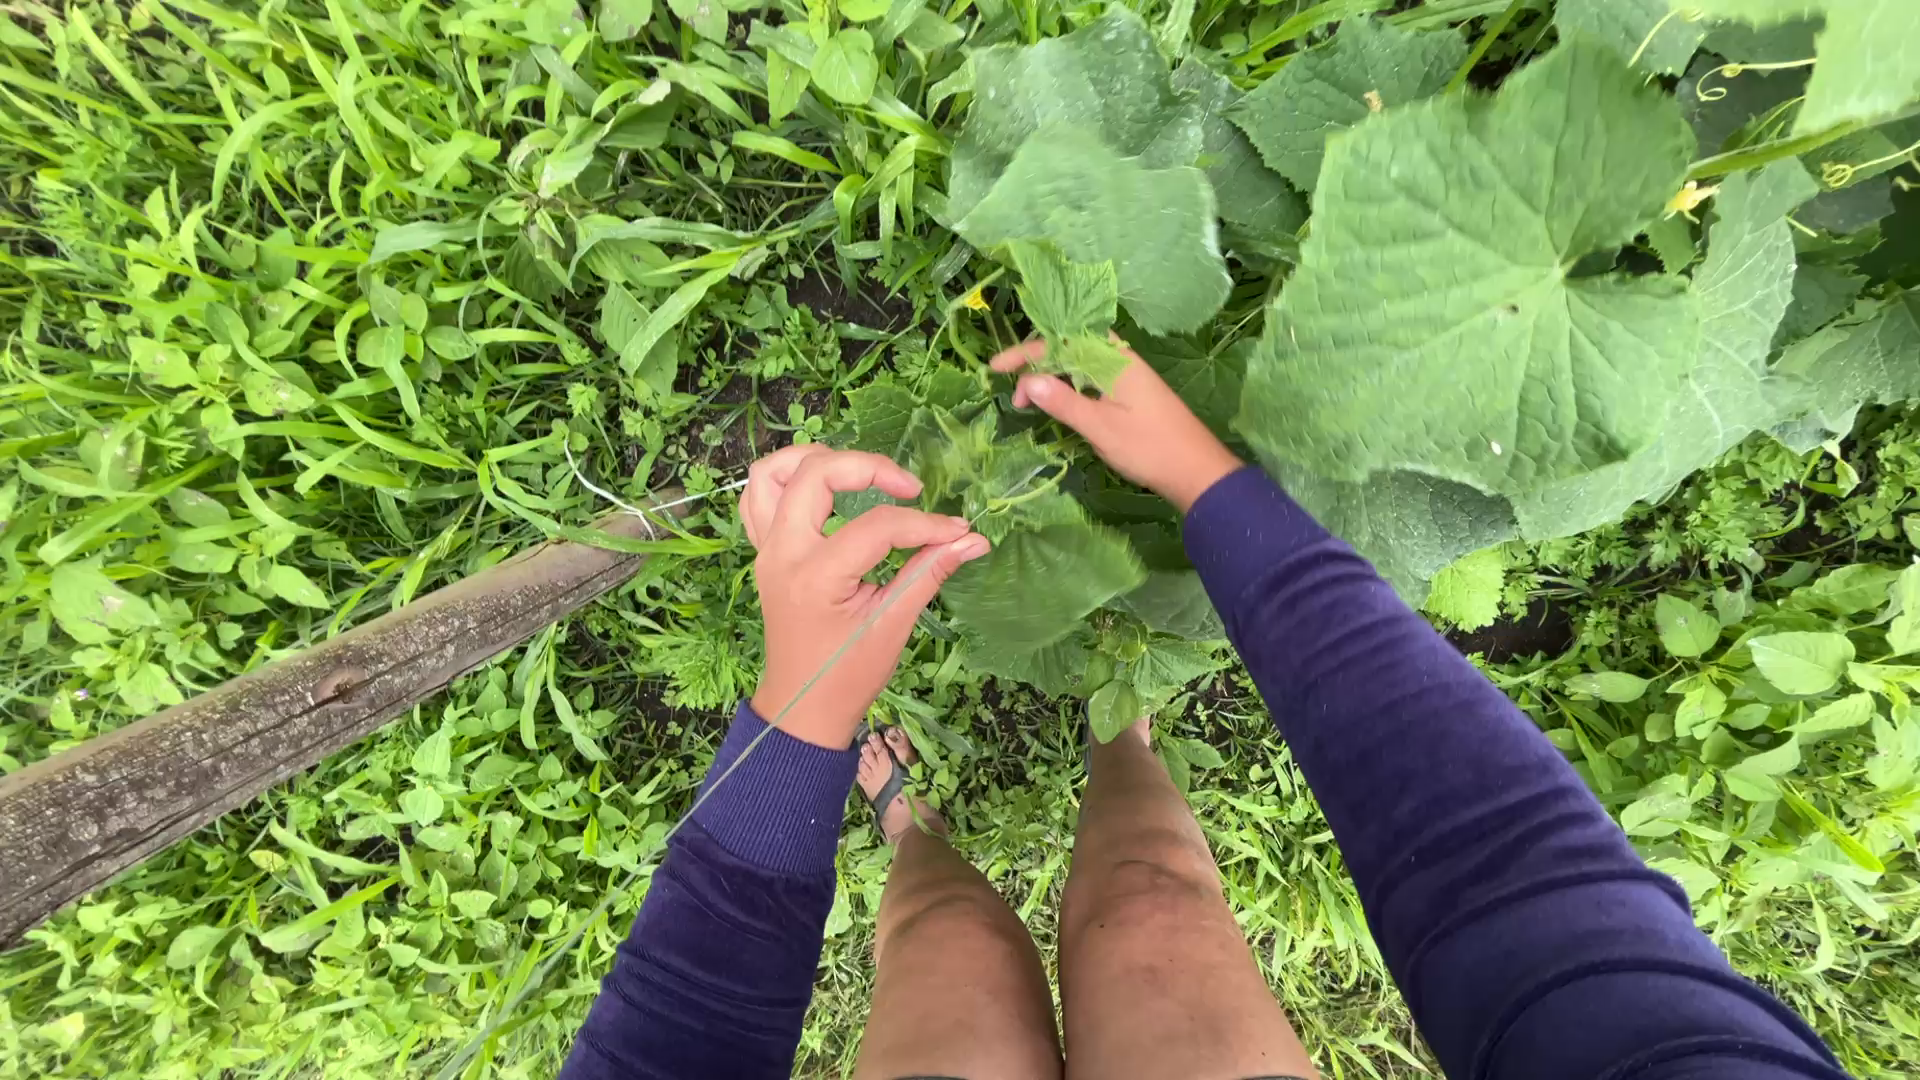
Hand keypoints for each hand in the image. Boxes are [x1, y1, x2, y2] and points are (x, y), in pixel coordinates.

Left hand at [742, 445, 990, 748]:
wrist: (802, 708)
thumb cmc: (848, 675)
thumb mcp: (893, 624)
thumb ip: (929, 572)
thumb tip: (973, 539)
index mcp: (816, 577)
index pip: (876, 526)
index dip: (924, 524)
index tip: (957, 531)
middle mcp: (782, 553)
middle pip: (816, 473)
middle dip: (869, 466)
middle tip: (908, 488)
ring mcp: (765, 550)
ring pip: (772, 474)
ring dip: (816, 459)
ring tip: (859, 472)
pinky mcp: (764, 553)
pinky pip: (760, 498)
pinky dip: (789, 480)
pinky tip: (823, 488)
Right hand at [991, 339, 1243, 512]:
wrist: (1195, 470)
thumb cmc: (1148, 447)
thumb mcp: (1099, 426)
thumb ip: (1063, 402)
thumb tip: (1028, 381)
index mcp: (1113, 359)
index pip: (1059, 343)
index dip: (1024, 354)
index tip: (995, 369)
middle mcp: (1119, 359)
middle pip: (1068, 347)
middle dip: (1035, 365)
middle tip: (1014, 395)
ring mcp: (1125, 375)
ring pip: (1078, 364)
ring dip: (1051, 377)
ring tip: (1029, 402)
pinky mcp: (1129, 392)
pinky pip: (1090, 378)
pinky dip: (1068, 387)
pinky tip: (1057, 404)